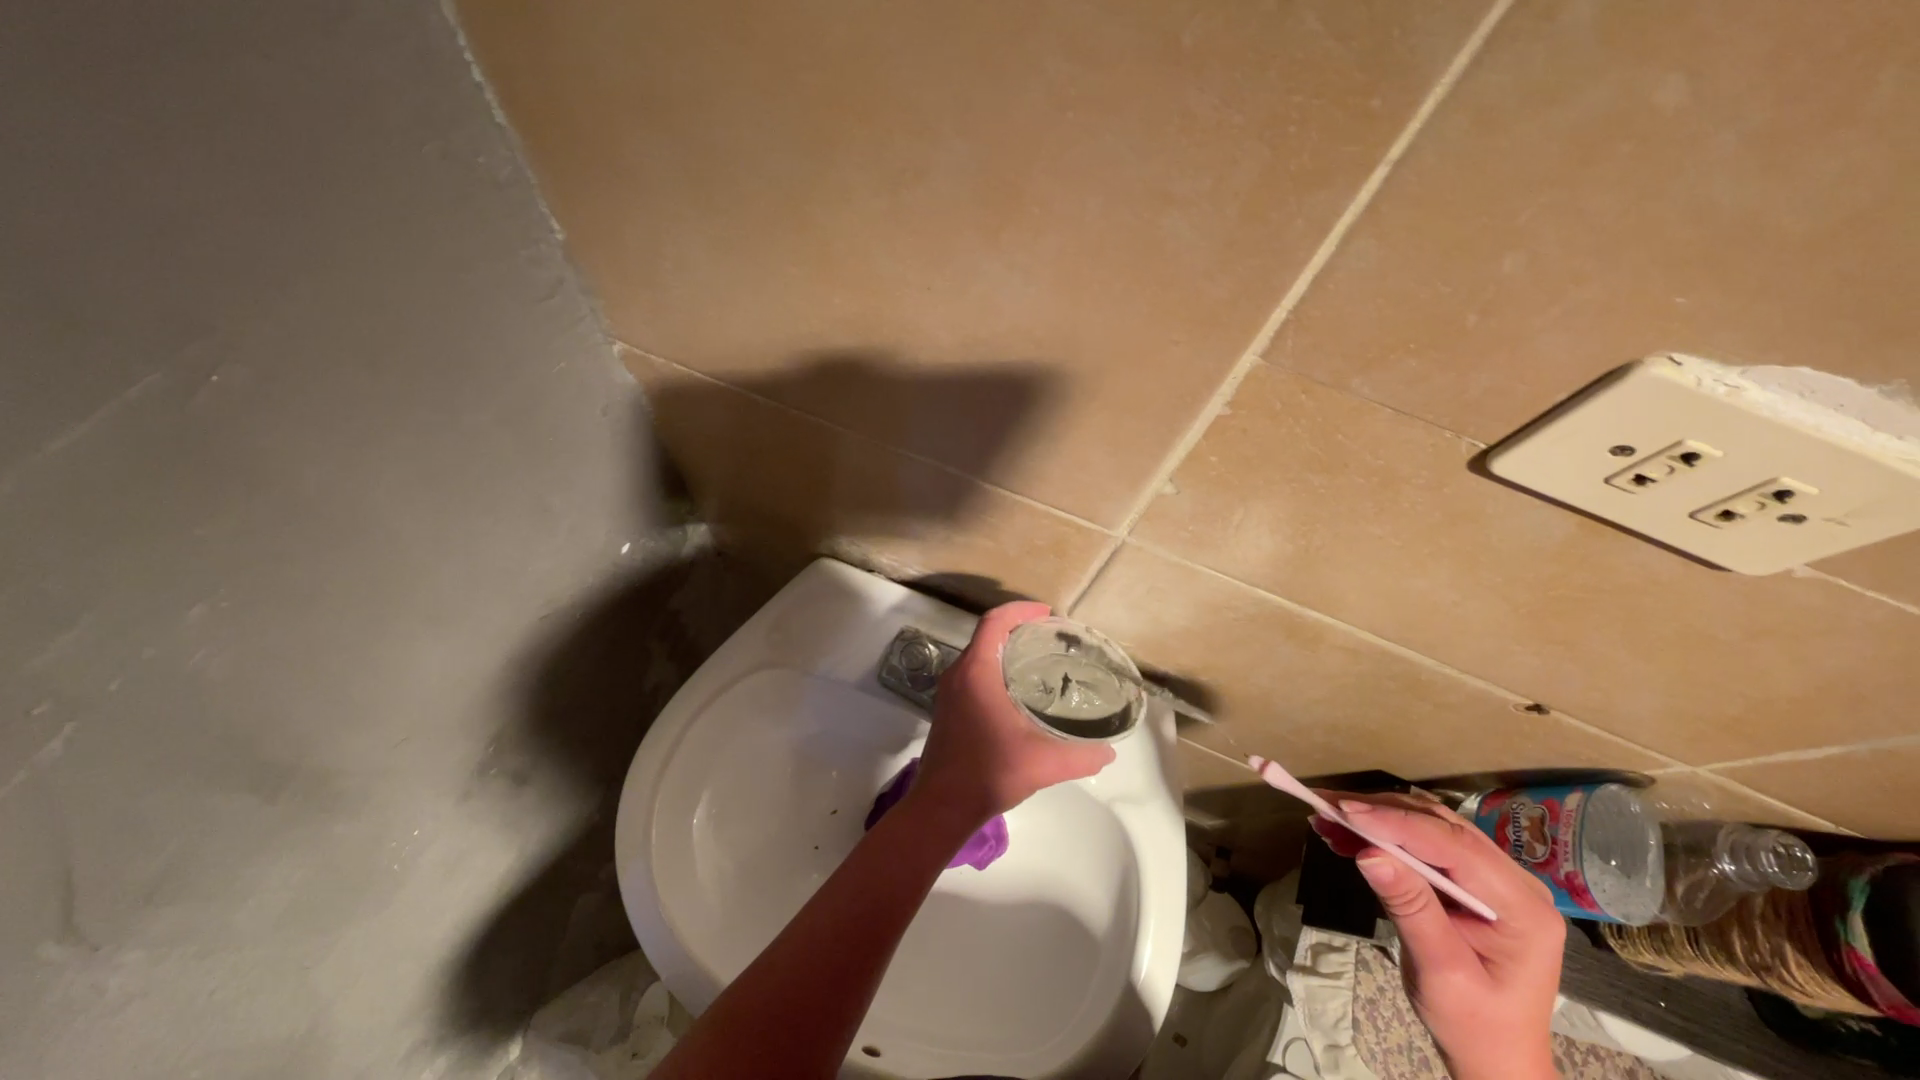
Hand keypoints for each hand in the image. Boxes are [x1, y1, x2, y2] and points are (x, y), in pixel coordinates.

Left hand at [913, 602, 1115, 823]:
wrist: (942, 807)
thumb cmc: (988, 774)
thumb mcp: (1043, 763)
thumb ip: (1082, 756)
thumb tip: (1109, 752)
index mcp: (976, 673)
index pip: (994, 622)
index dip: (1020, 610)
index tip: (1047, 614)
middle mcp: (958, 675)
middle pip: (986, 636)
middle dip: (1018, 629)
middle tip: (1051, 638)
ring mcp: (949, 694)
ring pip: (978, 657)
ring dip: (1005, 652)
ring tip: (1039, 662)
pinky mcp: (948, 711)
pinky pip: (972, 676)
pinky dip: (995, 671)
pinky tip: (1018, 693)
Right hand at [1311, 792, 1564, 1079]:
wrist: (1497, 1058)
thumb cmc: (1473, 1025)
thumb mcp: (1440, 971)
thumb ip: (1410, 908)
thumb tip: (1369, 854)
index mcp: (1521, 906)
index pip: (1453, 846)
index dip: (1396, 823)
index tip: (1344, 810)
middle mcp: (1516, 882)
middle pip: (1442, 828)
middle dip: (1380, 813)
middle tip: (1324, 806)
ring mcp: (1497, 880)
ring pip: (1432, 830)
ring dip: (1379, 820)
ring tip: (1328, 818)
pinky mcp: (1475, 884)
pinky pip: (1428, 847)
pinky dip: (1387, 838)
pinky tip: (1351, 837)